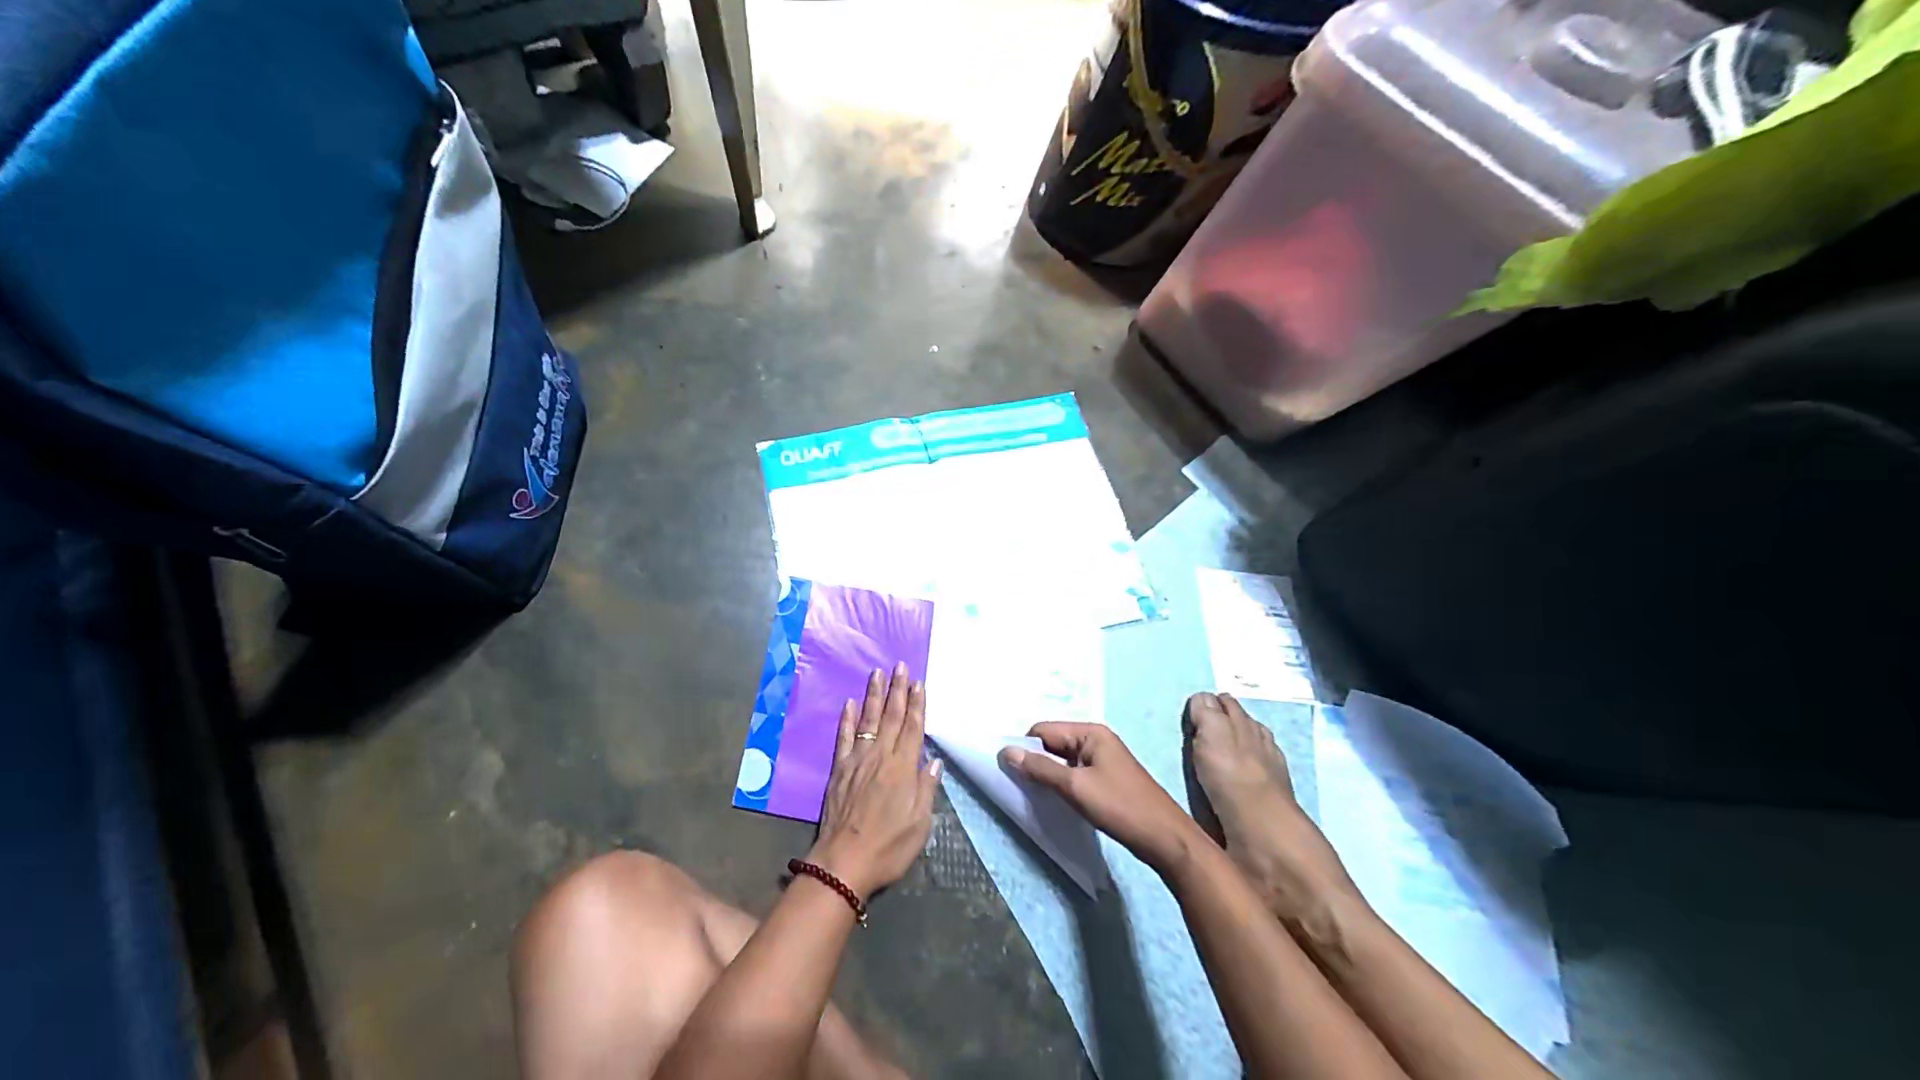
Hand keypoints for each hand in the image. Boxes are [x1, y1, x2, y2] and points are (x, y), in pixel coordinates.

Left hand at [808, 662, 940, 899]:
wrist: (844, 862)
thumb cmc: (889, 846)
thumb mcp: (920, 822)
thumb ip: (926, 788)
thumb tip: (933, 760)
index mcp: (903, 768)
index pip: (913, 728)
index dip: (917, 704)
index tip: (919, 682)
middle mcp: (881, 756)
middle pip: (891, 717)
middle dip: (898, 690)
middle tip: (900, 666)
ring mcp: (857, 761)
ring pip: (868, 720)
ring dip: (874, 696)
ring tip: (877, 673)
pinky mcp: (839, 770)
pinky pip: (844, 737)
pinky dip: (847, 719)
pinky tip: (849, 703)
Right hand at [999, 722, 1204, 873]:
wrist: (1164, 839)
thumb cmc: (1120, 807)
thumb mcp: (1075, 786)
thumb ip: (1039, 768)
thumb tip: (1006, 751)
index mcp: (1090, 733)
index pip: (1043, 730)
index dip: (1024, 748)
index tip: (1010, 772)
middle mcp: (1096, 740)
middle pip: (1052, 743)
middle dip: (1035, 761)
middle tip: (1020, 786)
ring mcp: (1102, 760)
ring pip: (1062, 760)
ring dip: (1048, 775)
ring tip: (1036, 795)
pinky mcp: (1106, 779)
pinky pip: (1074, 774)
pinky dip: (1062, 784)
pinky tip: (1056, 800)